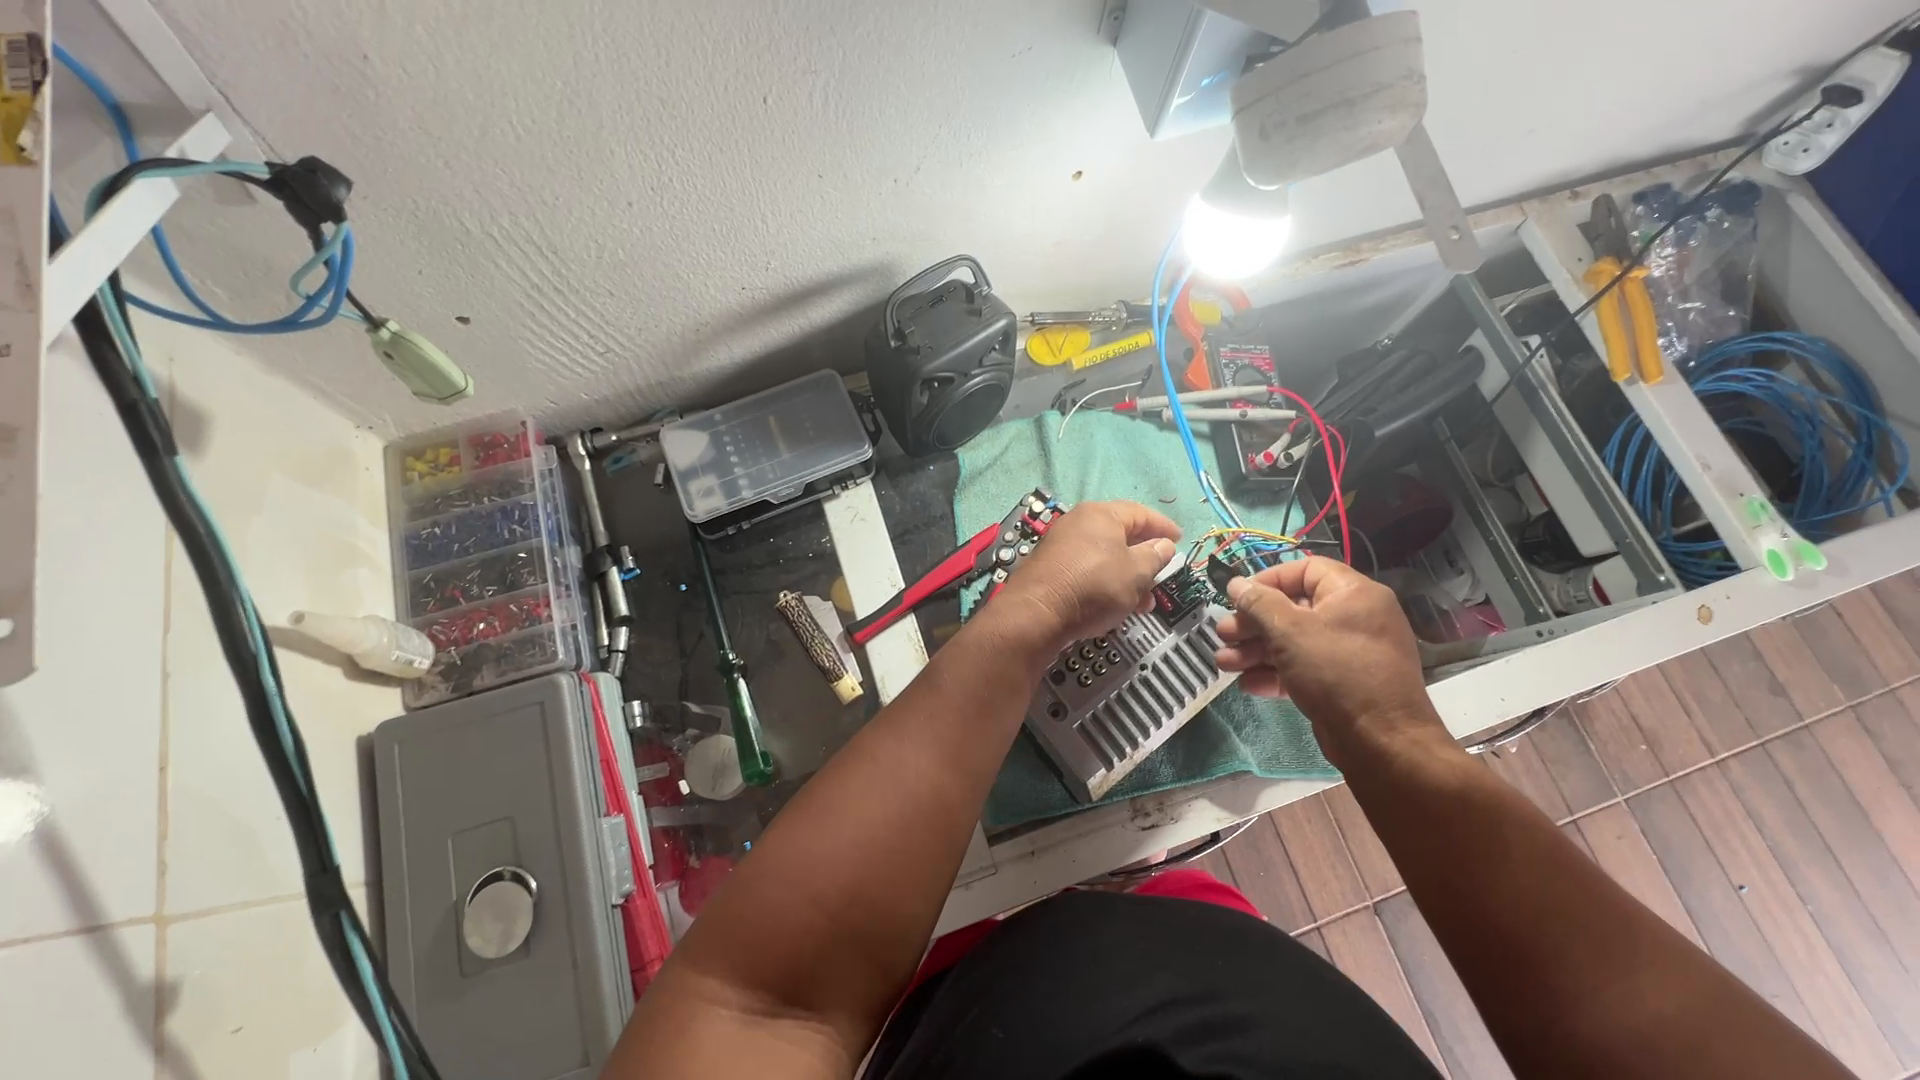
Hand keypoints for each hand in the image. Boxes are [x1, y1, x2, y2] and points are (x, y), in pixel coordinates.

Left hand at [985, 500, 1180, 651]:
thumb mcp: (1136, 572)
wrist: (1036, 614)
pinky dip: (1107, 584)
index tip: (1179, 539)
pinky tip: (1116, 607)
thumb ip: (1154, 556)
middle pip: (1121, 536)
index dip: (1163, 526)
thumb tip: (1163, 545)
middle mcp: (1078, 524)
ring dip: (1128, 577)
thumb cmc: (1093, 587)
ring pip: (1105, 557)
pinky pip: (1088, 571)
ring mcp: (1061, 547)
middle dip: (1145, 558)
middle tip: (1162, 576)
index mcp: (1100, 514)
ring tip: (1144, 603)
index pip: (1140, 513)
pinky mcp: (1051, 570)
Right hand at [1213, 556, 1445, 770]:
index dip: (1268, 580)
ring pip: (1294, 642)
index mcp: (1353, 594)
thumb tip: (1235, 583)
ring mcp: (1349, 653)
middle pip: (1294, 608)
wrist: (1381, 742)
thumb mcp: (1290, 632)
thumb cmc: (1336, 673)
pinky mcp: (1341, 684)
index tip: (1238, 597)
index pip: (1305, 570)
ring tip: (1224, 663)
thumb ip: (1259, 603)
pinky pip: (1303, 668)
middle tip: (1223, 634)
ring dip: (1256, 651)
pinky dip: (1275, 673)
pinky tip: (1247, 684)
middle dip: (1253, 623)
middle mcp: (1354, 618)